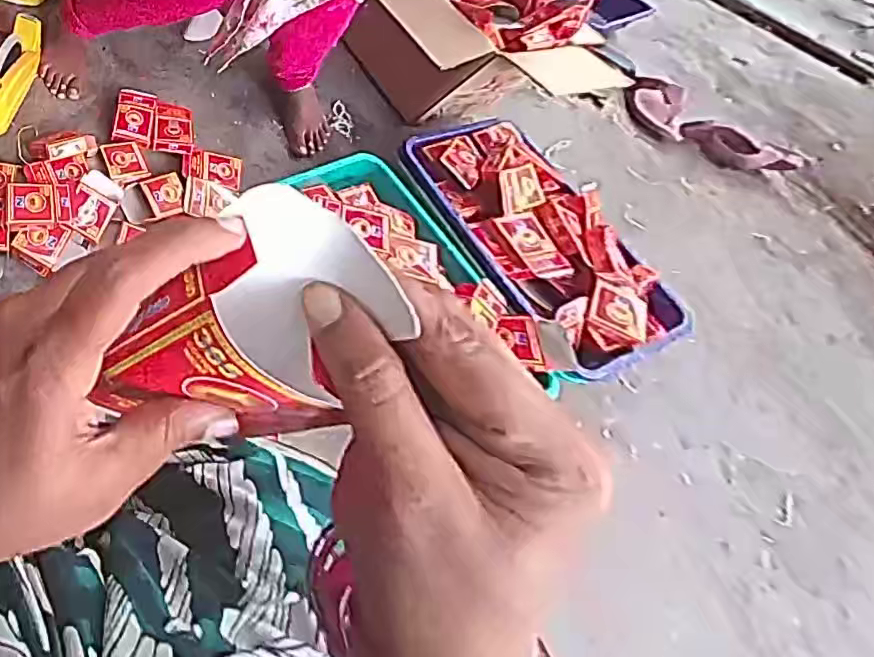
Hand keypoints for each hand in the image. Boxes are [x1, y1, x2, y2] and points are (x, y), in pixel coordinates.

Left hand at [0, 217, 245, 578]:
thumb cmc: (0, 503)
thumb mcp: (90, 487)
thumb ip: (157, 436)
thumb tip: (219, 411)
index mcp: (51, 363)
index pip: (121, 280)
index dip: (178, 245)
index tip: (227, 233)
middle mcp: (27, 319)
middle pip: (109, 259)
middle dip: (171, 242)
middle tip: (222, 248)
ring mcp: (9, 311)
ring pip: (88, 266)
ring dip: (142, 262)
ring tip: (190, 273)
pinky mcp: (1, 315)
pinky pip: (67, 285)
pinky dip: (111, 283)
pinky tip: (135, 305)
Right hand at [305, 280, 610, 656]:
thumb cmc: (433, 596)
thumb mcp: (406, 491)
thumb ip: (372, 389)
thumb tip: (330, 305)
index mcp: (551, 446)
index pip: (467, 347)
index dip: (399, 302)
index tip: (337, 275)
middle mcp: (536, 423)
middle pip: (451, 340)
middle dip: (383, 311)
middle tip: (322, 287)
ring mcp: (498, 423)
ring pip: (427, 348)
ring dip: (372, 327)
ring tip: (324, 309)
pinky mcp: (459, 425)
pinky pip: (411, 371)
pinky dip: (370, 353)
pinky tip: (339, 343)